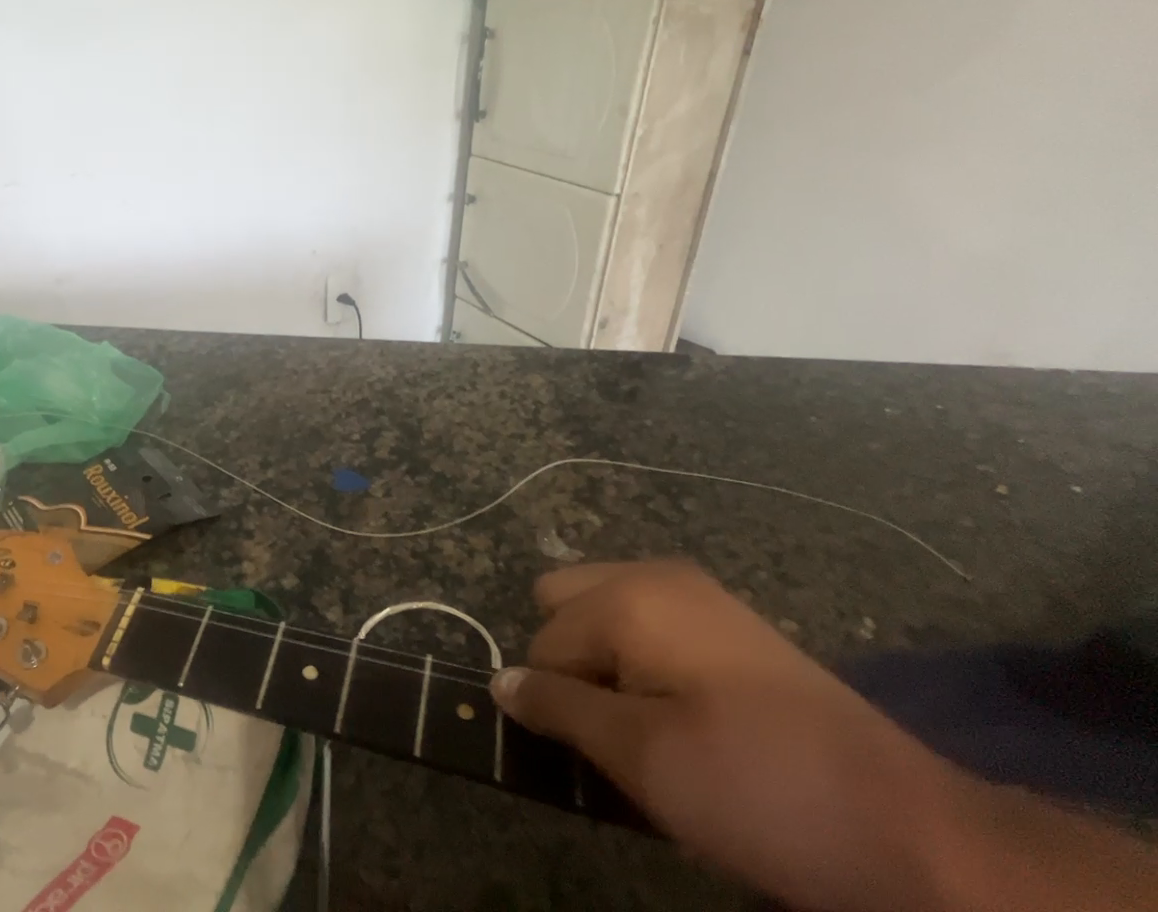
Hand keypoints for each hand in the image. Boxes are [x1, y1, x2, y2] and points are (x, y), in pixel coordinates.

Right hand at [490, 561, 1156, 911]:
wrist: (911, 831)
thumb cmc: (756, 786)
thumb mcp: (639, 755)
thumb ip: (557, 708)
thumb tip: (498, 681)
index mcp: (630, 597)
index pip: (541, 644)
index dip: (552, 699)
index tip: (585, 751)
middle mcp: (660, 578)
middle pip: (562, 605)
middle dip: (568, 664)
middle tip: (608, 729)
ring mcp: (703, 599)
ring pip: (606, 620)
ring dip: (605, 671)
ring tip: (645, 732)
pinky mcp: (734, 631)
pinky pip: (651, 633)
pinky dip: (643, 671)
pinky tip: (682, 721)